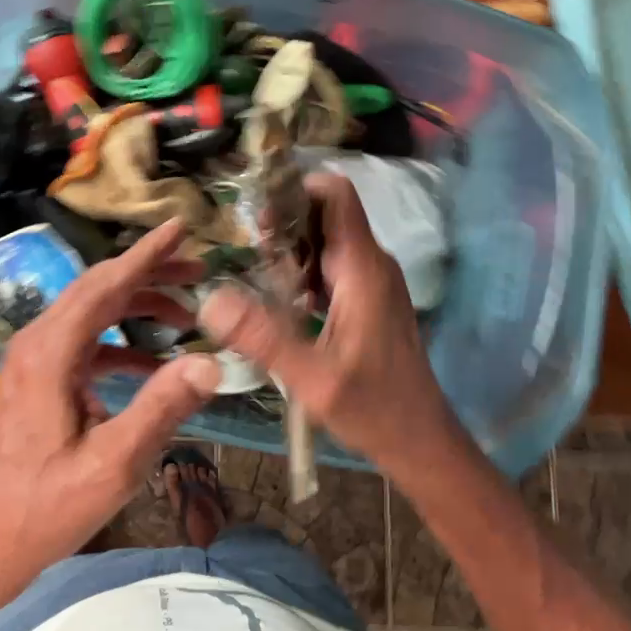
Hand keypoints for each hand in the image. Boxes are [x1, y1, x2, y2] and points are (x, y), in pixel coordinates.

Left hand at [0, 220, 221, 596]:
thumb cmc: (51, 504)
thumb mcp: (114, 462)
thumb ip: (161, 408)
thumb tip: (210, 362)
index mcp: (49, 354)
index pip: (102, 287)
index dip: (144, 255)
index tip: (178, 226)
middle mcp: (37, 343)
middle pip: (97, 290)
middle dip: (148, 274)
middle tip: (199, 268)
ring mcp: (36, 359)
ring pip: (92, 313)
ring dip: (138, 307)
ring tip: (188, 312)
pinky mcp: (41, 377)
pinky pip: (87, 343)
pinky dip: (123, 344)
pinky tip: (159, 362)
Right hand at [198, 173, 469, 462]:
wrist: (421, 441)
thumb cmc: (373, 408)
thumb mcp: (312, 377)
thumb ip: (263, 337)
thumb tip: (209, 300)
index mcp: (363, 269)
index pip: (335, 194)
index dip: (294, 189)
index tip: (253, 211)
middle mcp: (371, 264)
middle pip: (324, 214)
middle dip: (281, 223)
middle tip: (241, 251)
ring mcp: (371, 281)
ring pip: (324, 240)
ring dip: (287, 249)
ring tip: (251, 275)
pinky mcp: (367, 299)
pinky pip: (329, 266)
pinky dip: (300, 272)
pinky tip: (276, 300)